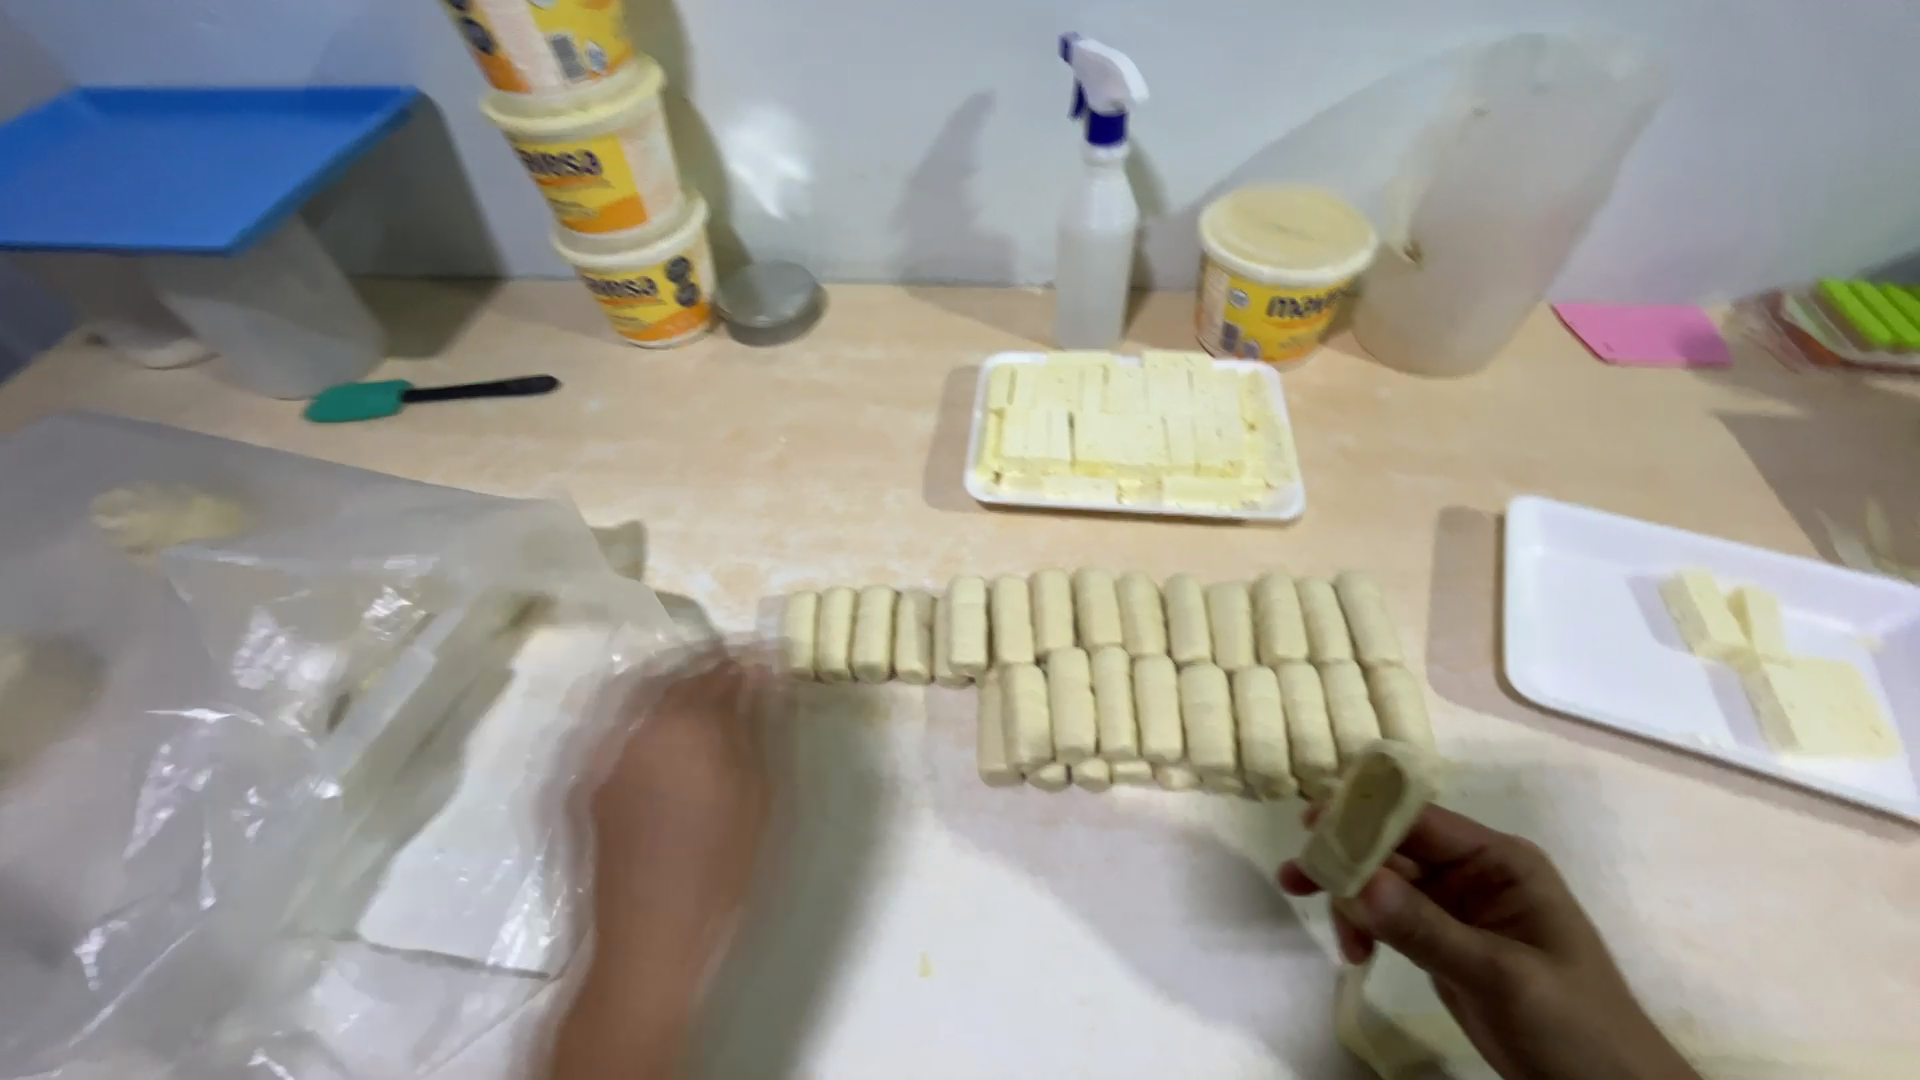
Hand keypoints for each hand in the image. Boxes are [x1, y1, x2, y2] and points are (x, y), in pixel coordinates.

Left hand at [551, 645, 777, 1079]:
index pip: (719, 671)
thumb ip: (755, 726)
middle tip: (734, 658)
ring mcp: (601, 752)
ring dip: (669, 677)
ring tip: (698, 680)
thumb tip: (761, 676)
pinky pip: (613, 722)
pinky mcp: (582, 779)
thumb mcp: (758, 793)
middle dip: (705, 660)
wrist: (649, 935)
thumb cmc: (722, 867)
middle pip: (672, 672)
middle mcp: (635, 726)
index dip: (745, 659)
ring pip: (635, 692)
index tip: (767, 653)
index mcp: (685, 726)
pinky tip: (659, 720)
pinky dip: (640, 707)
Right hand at [1279, 805, 1699, 1079]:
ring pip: (1381, 881)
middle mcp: (1472, 872)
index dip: (1362, 816)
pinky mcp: (1440, 940)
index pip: (1417, 818)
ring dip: (1349, 900)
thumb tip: (1355, 883)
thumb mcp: (1501, 977)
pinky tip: (1356, 954)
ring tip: (1334, 936)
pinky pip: (1386, 916)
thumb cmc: (1577, 1029)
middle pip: (1390, 847)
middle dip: (1344, 861)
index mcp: (1498, 860)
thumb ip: (1426, 928)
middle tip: (1296, 878)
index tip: (1310, 828)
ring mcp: (1454, 907)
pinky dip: (1363, 928)